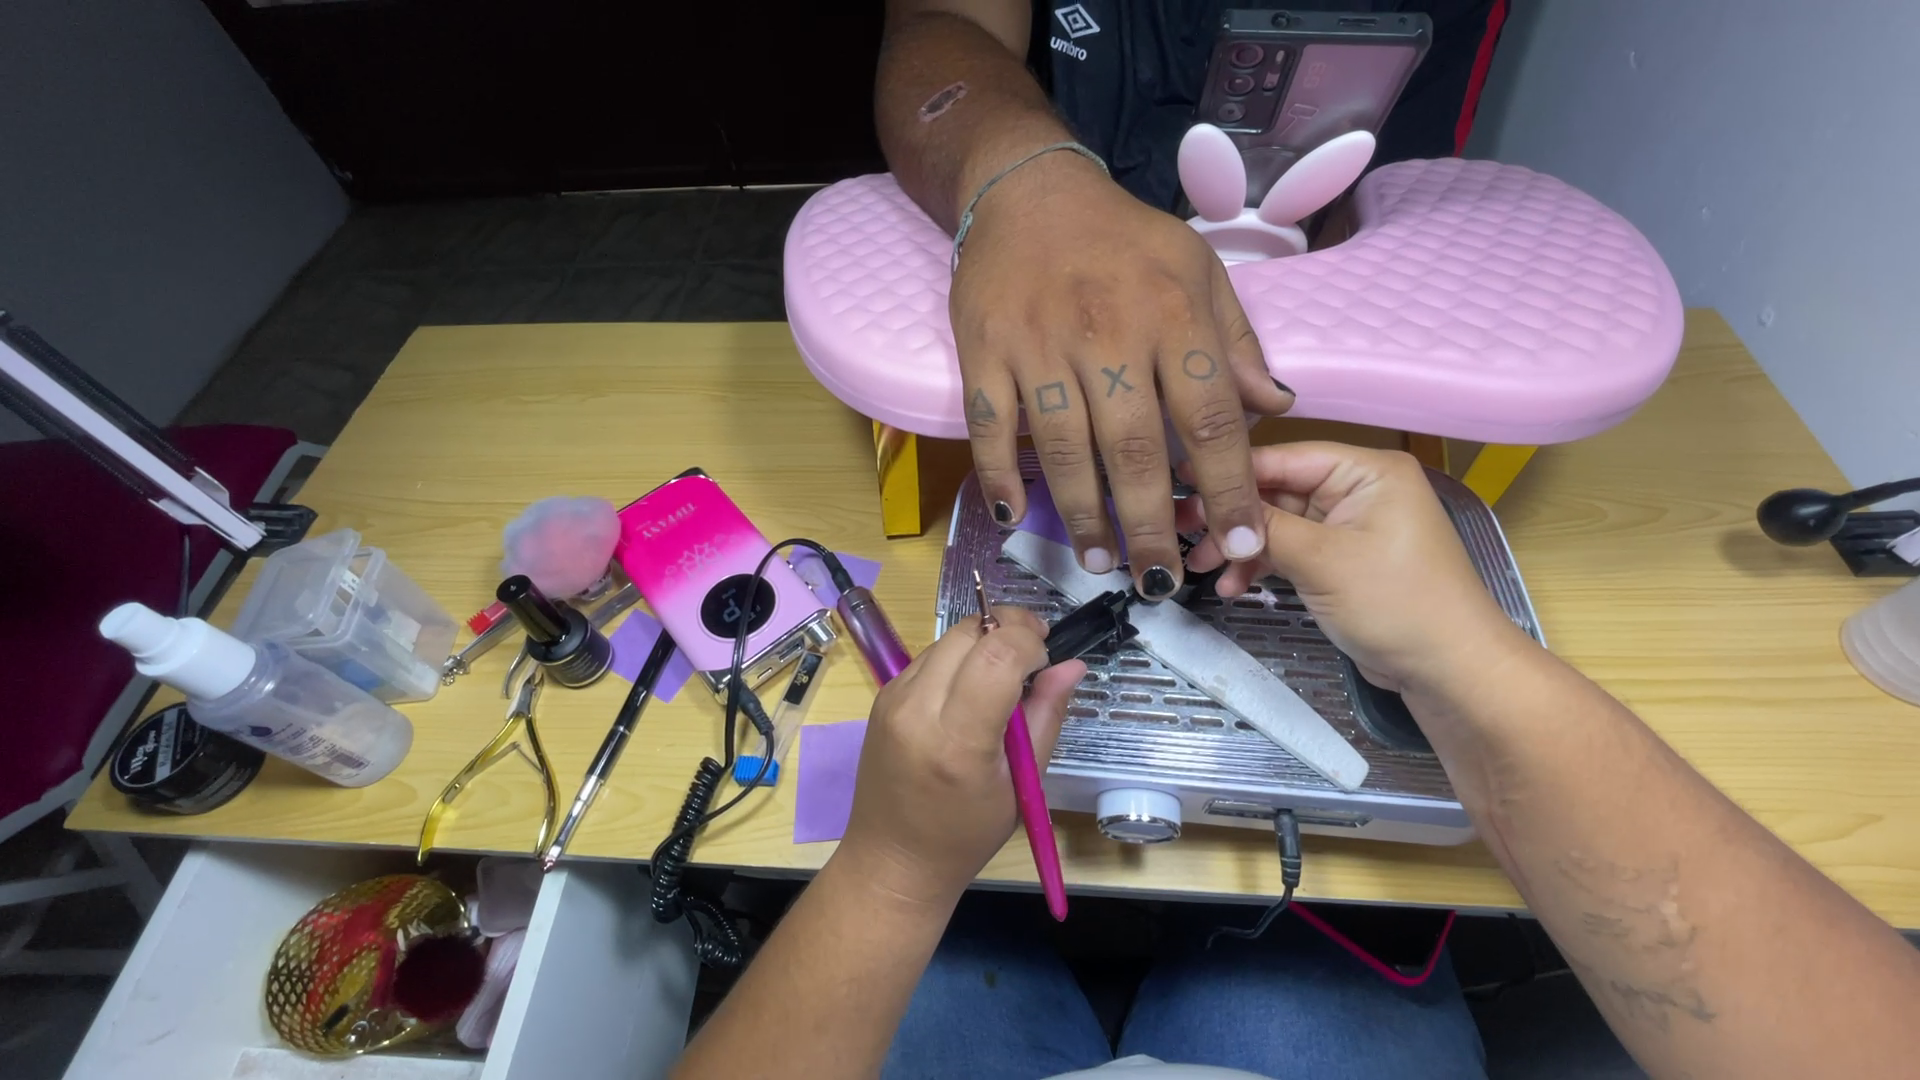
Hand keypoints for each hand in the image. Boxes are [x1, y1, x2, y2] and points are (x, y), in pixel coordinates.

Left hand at [838, 607, 1085, 907]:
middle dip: (1009, 628)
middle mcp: (918, 709)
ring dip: (983, 642)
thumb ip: (1046, 716)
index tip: (1047, 657)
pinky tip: (971, 688)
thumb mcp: (1021, 784)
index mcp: (958, 740)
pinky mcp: (883, 696)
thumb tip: (1072, 664)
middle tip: (1035, 653)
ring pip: (948, 638)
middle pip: (970, 633)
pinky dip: (958, 658)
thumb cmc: (965, 835)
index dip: (1029, 641)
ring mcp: (893, 698)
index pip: (997, 654)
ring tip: (1004, 675)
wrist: (893, 859)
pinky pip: (929, 656)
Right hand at [951, 152, 1293, 599]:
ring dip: (1082, 516)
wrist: (1027, 195)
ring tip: (1101, 562)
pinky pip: (990, 427)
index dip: (1229, 487)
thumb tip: (1275, 406)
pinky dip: (999, 475)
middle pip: (1134, 449)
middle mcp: (1106, 336)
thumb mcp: (1198, 268)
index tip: (1242, 544)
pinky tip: (1012, 516)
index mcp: (1171, 314)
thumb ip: (1234, 342)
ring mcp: (1037, 347)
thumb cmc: (1122, 239)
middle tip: (1160, 583)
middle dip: (1152, 525)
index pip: (1210, 416)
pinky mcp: (983, 355)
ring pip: (1063, 449)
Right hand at [1184, 442, 1531, 694]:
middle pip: (1274, 492)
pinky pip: (1287, 550)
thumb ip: (1263, 527)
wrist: (1447, 671)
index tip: (1178, 486)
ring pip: (1275, 524)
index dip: (1229, 472)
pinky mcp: (1338, 558)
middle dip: (1230, 520)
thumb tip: (1205, 507)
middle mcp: (1356, 489)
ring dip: (1240, 548)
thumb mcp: (1321, 559)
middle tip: (1183, 536)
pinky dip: (1260, 567)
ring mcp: (1346, 526)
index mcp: (1365, 471)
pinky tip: (1233, 587)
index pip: (1283, 458)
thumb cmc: (1395, 602)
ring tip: (1202, 570)